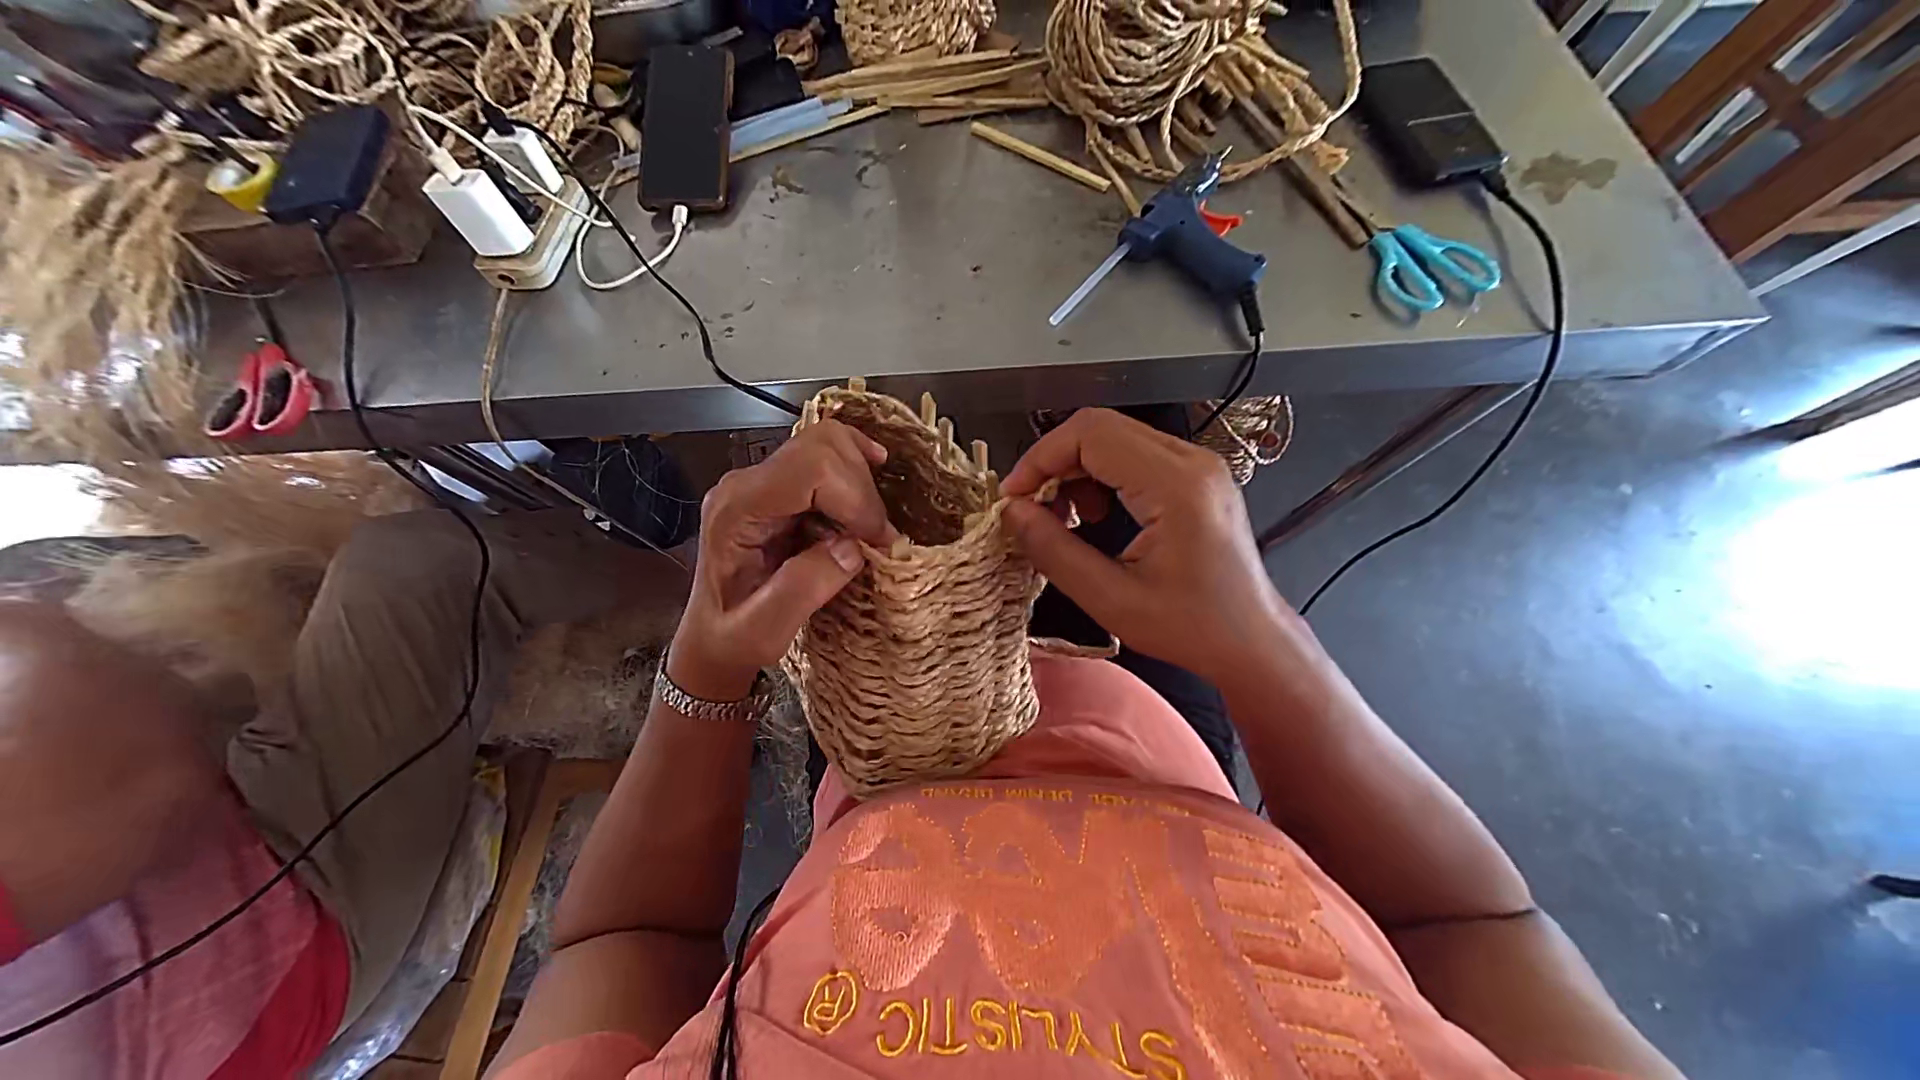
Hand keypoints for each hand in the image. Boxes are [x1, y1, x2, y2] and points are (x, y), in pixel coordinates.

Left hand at [667, 420, 896, 700]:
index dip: (856, 497)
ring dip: (863, 483)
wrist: (712, 640)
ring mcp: (763, 481)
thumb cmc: (732, 639)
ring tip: (869, 530)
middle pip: (823, 446)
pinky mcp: (782, 487)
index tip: (877, 542)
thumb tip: (853, 548)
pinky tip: (871, 492)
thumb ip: (802, 589)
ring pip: (829, 445)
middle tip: (878, 540)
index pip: (811, 467)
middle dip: (863, 490)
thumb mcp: (763, 633)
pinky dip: (857, 472)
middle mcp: (747, 484)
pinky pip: (827, 457)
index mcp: (736, 510)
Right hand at [1001, 408, 1298, 685]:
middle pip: (1100, 427)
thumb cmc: (1191, 627)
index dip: (1041, 458)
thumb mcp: (1111, 599)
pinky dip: (1100, 476)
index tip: (1014, 496)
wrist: (1250, 640)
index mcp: (1176, 486)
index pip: (1091, 435)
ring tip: (1064, 516)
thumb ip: (1054, 551)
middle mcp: (1192, 462)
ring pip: (1114, 438)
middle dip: (1053, 462)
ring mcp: (1197, 465)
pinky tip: (1093, 513)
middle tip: (1031, 506)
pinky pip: (1133, 455)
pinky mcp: (1195, 476)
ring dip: (1075, 469)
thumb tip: (1014, 514)